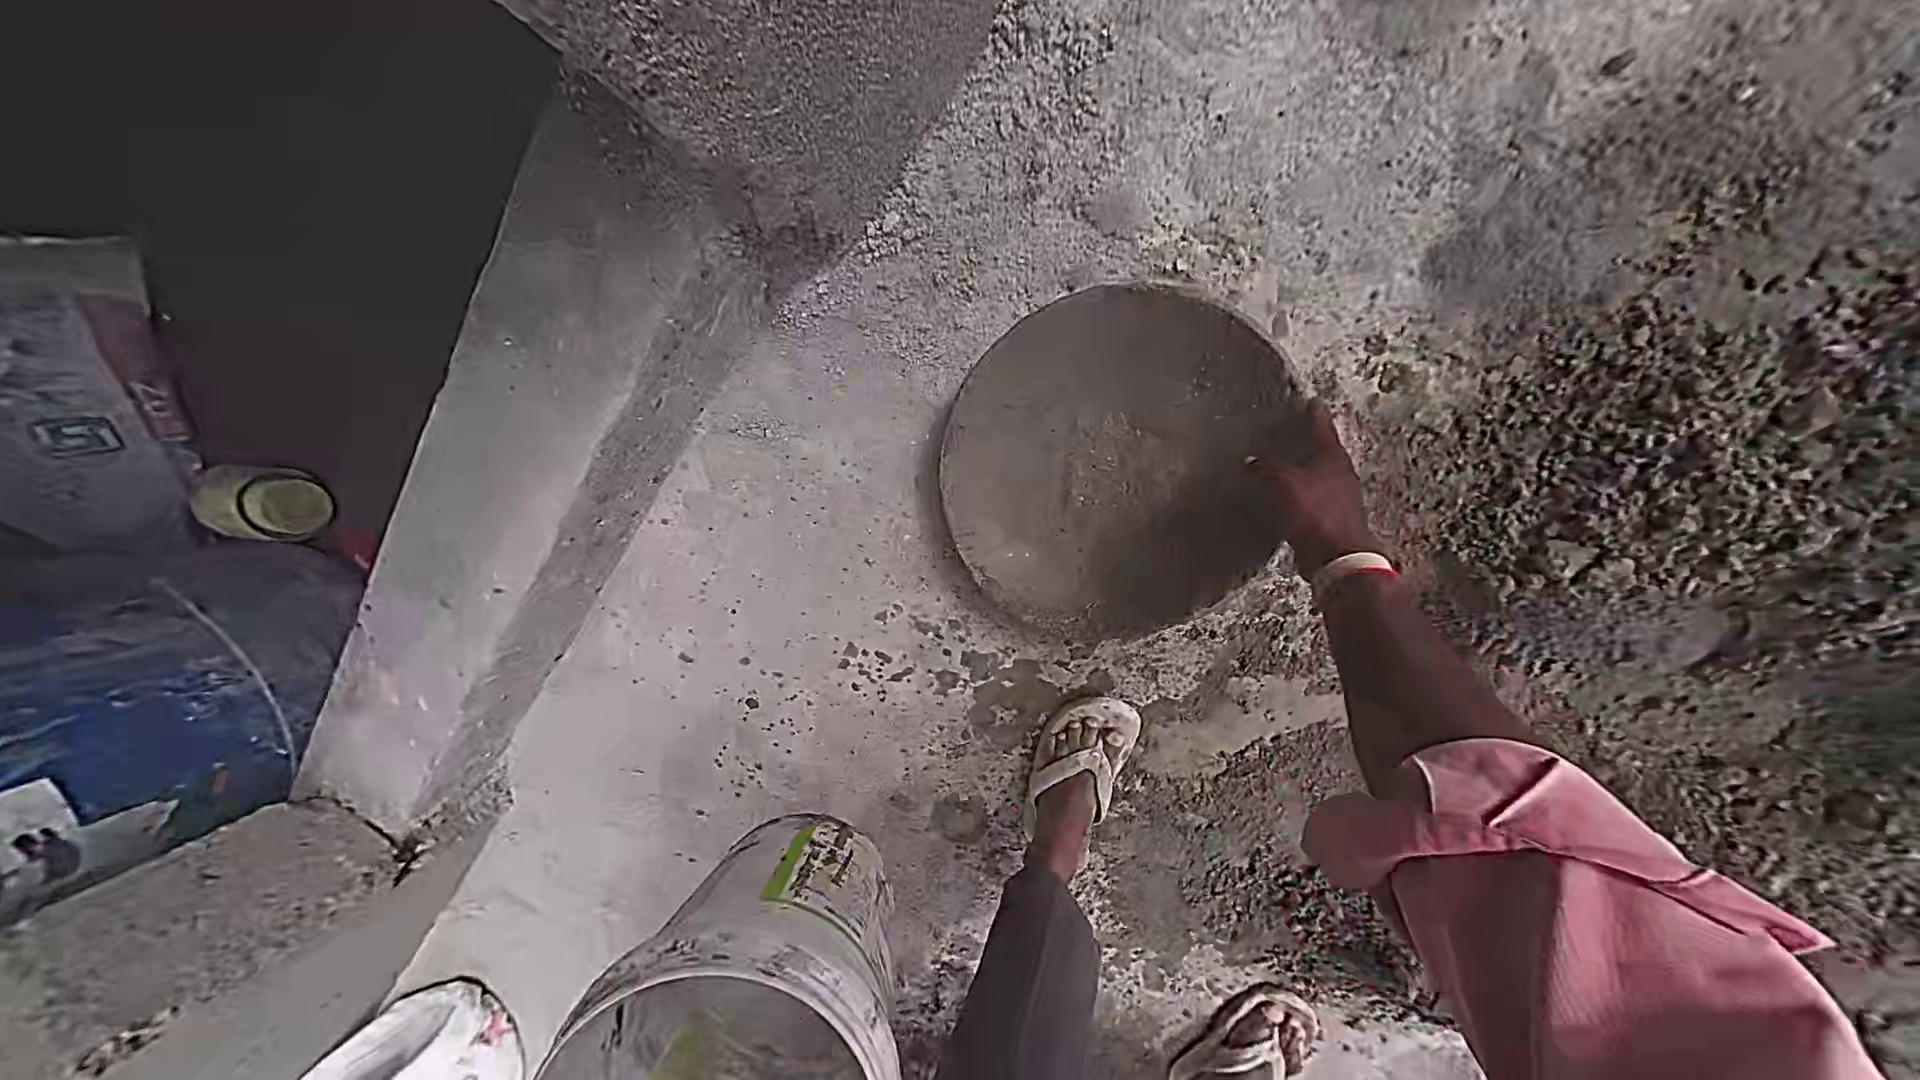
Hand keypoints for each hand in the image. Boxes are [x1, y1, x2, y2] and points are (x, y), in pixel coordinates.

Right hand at [1249, 400, 1381, 576]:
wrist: (1335, 556)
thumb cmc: (1315, 512)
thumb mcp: (1284, 483)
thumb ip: (1266, 468)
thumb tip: (1250, 462)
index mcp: (1333, 458)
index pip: (1322, 428)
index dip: (1314, 414)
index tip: (1310, 402)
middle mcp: (1339, 475)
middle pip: (1323, 451)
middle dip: (1308, 442)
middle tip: (1292, 433)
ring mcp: (1336, 498)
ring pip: (1316, 475)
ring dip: (1301, 469)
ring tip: (1282, 465)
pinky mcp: (1327, 519)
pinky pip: (1308, 498)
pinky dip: (1296, 493)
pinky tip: (1282, 498)